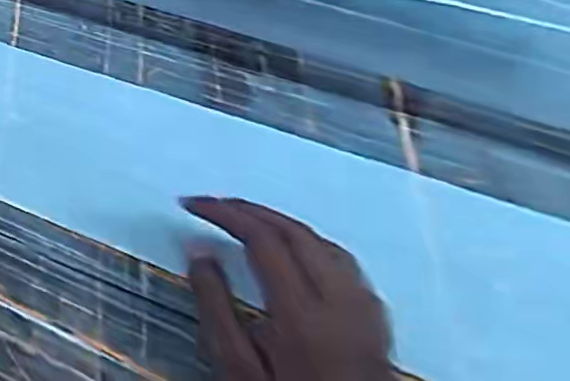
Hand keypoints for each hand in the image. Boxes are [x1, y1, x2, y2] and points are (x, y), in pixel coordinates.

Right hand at [183, 197, 395, 380]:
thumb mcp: (236, 365)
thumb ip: (215, 304)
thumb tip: (197, 248)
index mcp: (302, 315)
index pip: (263, 240)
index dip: (223, 213)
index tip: (190, 205)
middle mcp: (342, 309)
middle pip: (298, 236)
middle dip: (250, 210)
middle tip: (213, 204)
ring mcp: (368, 321)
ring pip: (329, 248)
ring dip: (284, 224)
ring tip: (249, 219)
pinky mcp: (380, 332)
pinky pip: (350, 270)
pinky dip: (315, 246)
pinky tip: (298, 251)